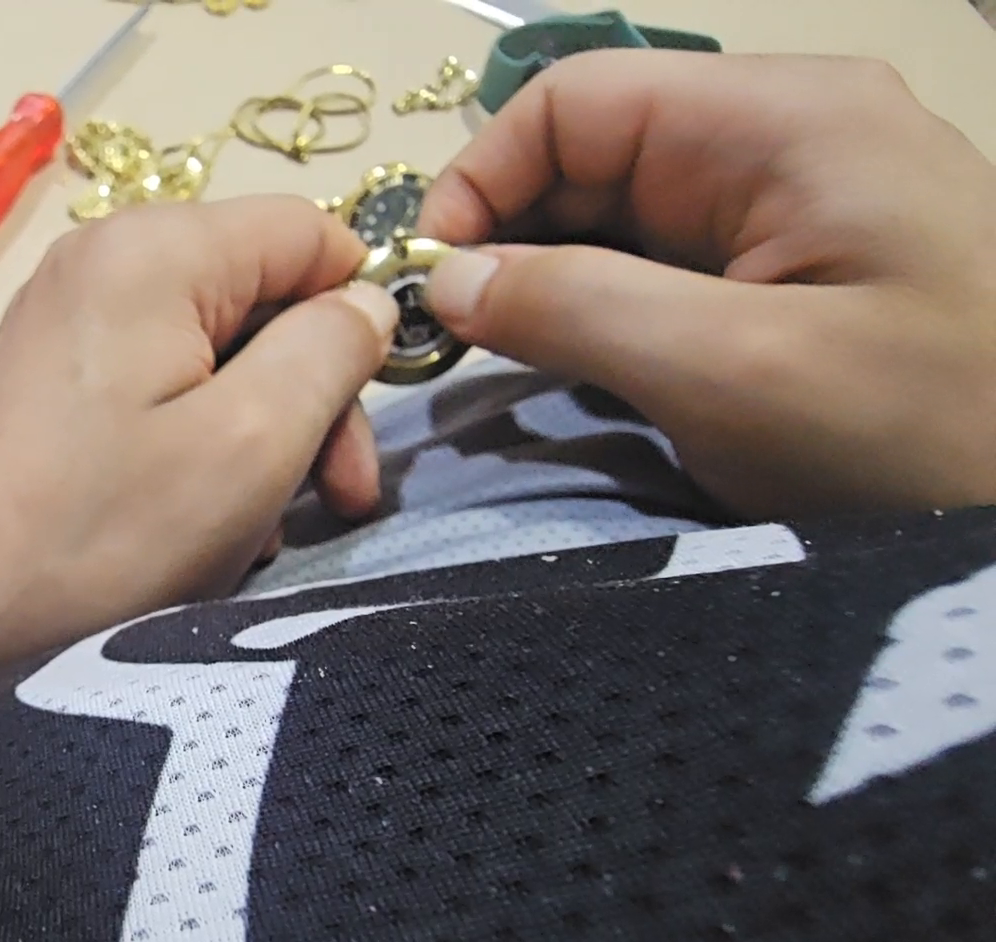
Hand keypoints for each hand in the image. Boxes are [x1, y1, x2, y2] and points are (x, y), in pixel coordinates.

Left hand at [0, 197, 398, 739]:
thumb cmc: (104, 535)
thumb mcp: (250, 441)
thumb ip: (330, 350)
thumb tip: (364, 302)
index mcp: (151, 250)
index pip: (307, 234)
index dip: (357, 314)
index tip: (363, 420)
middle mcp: (98, 262)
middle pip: (256, 298)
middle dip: (306, 396)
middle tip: (333, 498)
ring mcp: (62, 322)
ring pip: (209, 354)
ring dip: (253, 435)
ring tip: (250, 527)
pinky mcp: (46, 380)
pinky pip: (153, 389)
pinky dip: (193, 444)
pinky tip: (191, 516)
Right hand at [418, 52, 995, 518]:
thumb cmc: (918, 430)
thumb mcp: (729, 367)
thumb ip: (572, 308)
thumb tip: (442, 282)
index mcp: (771, 125)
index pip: (569, 105)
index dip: (478, 180)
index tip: (428, 281)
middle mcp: (754, 153)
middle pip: (568, 165)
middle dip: (488, 241)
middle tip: (439, 335)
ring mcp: (745, 224)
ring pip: (580, 228)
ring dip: (515, 286)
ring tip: (480, 353)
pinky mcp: (731, 288)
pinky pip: (611, 282)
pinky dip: (554, 318)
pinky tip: (539, 360)